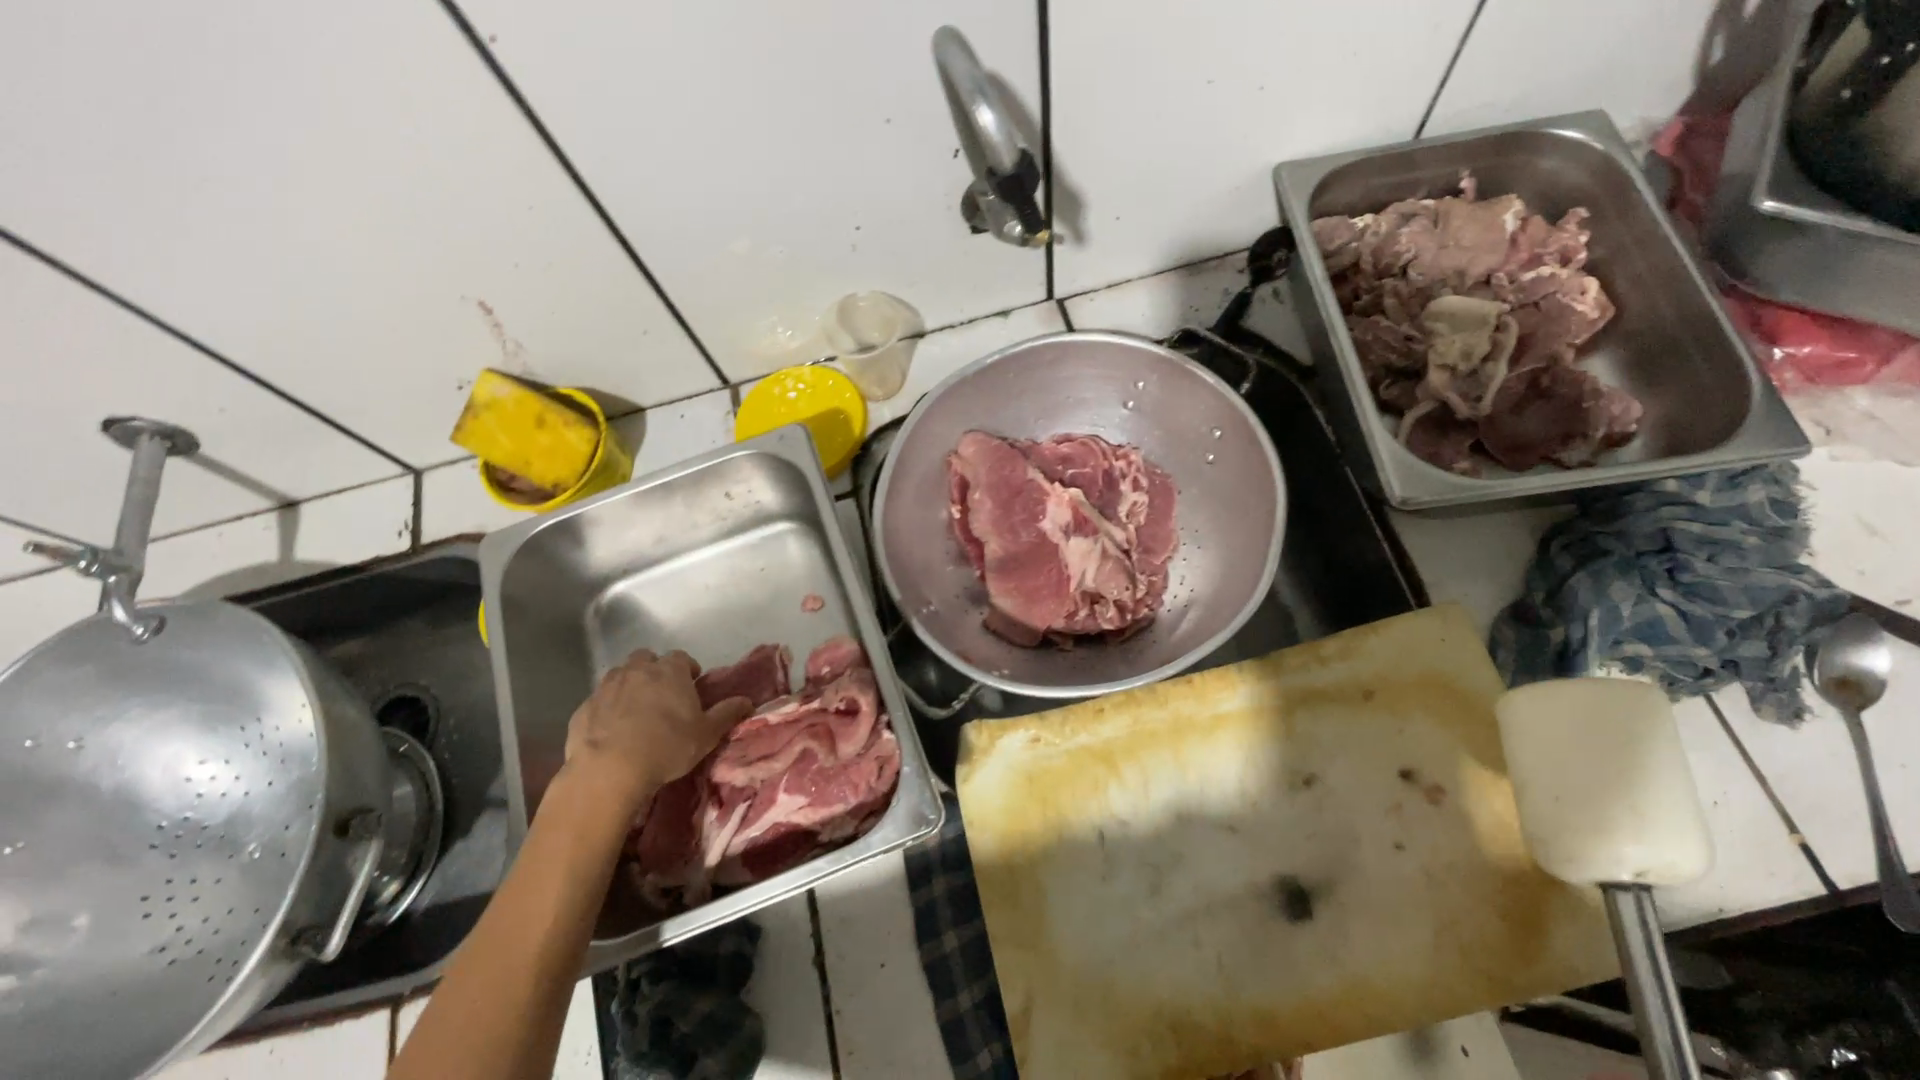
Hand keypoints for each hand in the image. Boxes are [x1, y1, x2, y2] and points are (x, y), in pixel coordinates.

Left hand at [561, 649, 753, 811]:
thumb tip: (748, 701)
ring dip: (629, 685)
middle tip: (662, 695)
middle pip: (646, 658)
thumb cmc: (666, 747)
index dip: (687, 669)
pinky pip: (599, 700)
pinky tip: (612, 730)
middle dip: (654, 670)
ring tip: (636, 711)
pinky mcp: (584, 707)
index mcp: (669, 672)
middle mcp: (636, 671)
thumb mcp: (706, 734)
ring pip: (620, 675)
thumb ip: (727, 714)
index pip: (681, 657)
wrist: (610, 769)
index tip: (691, 685)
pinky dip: (607, 708)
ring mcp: (606, 687)